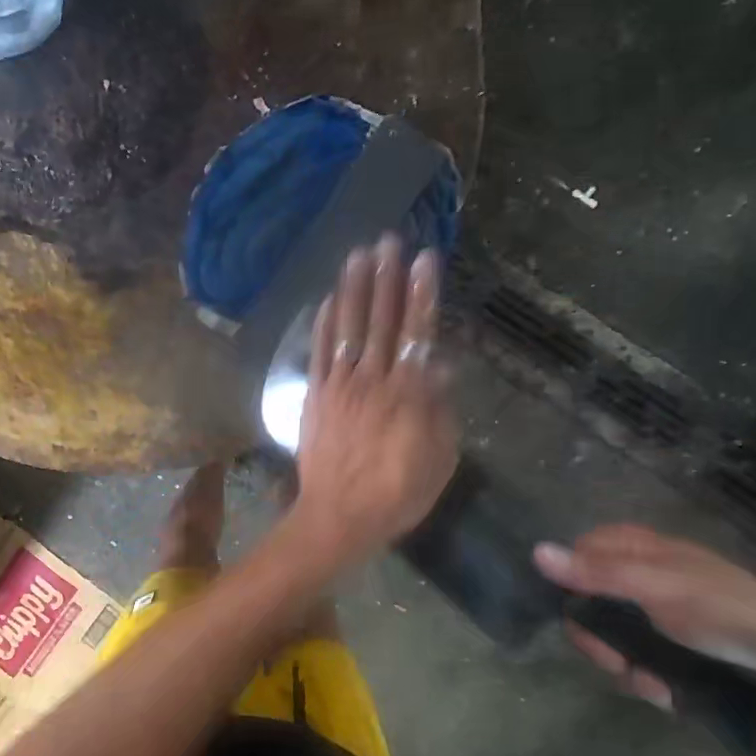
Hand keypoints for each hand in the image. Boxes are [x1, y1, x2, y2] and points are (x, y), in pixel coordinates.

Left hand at [292, 233, 458, 562]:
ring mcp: (339, 385)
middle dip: (385, 277)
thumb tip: (440, 365)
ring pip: (347, 328)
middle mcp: (372, 380)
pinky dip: (323, 324)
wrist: (338, 516)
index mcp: (408, 394)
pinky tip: (327, 300)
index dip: (421, 293)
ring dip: (353, 289)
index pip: (418, 332)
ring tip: (357, 255)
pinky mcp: (315, 396)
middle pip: (381, 320)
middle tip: (387, 239)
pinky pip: (319, 353)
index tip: (423, 259)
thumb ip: (440, 408)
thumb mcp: (438, 458)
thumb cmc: (397, 494)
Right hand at [534, 525, 755, 707]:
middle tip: (615, 662)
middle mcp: (642, 574)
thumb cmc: (728, 612)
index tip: (576, 614)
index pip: (576, 555)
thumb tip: (534, 552)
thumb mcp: (658, 589)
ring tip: (650, 685)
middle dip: (598, 638)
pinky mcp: (676, 642)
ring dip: (623, 664)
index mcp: (636, 548)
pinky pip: (640, 654)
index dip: (569, 585)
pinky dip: (646, 675)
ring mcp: (659, 610)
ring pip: (613, 634)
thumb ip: (596, 573)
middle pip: (589, 600)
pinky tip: (665, 691)